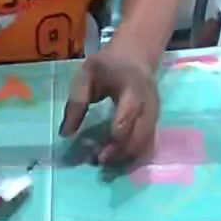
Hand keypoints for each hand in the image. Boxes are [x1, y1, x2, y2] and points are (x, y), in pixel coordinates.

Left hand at [59, 49, 160, 167]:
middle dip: (120, 154)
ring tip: (105, 164)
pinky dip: (132, 158)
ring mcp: (155, 115)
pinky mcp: (155, 124)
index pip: (129, 116)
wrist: (135, 56)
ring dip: (126, 159)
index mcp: (133, 87)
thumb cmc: (107, 66)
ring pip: (145, 145)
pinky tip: (116, 161)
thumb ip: (76, 102)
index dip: (116, 138)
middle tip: (98, 162)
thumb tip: (65, 133)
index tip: (98, 155)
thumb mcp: (86, 75)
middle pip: (140, 136)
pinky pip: (148, 146)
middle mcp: (149, 104)